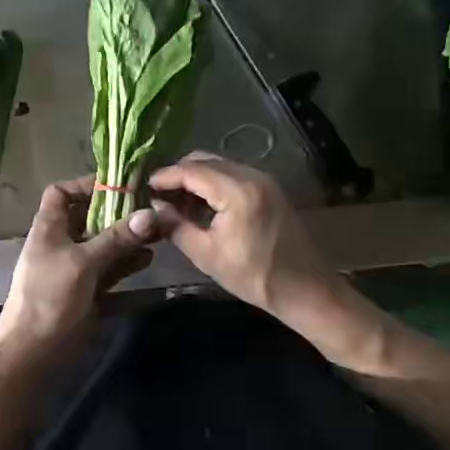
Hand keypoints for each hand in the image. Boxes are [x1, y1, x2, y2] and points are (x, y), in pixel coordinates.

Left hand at [0, 178, 159, 379]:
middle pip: (91, 216)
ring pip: (105, 242)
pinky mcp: (89, 288)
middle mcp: (63, 242)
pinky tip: (149, 256)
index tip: (118, 185)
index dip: (85, 185)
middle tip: (151, 206)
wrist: (33, 350)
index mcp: (49, 228)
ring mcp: (76, 266)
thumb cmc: (48, 297)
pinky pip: (111, 267)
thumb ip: (116, 238)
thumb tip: (150, 214)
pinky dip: (128, 261)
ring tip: (158, 231)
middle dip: (119, 211)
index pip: (61, 193)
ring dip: (128, 236)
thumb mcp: (82, 263)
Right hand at [147, 153, 337, 314]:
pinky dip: (215, 184)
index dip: (165, 176)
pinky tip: (202, 207)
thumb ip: (176, 226)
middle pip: (206, 160)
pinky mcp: (270, 189)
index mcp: (238, 190)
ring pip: (220, 166)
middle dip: (180, 175)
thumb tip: (154, 209)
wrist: (305, 288)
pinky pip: (234, 176)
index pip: (192, 170)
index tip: (144, 187)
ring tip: (177, 204)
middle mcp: (253, 175)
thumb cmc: (254, 276)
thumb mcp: (206, 254)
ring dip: (197, 179)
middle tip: (159, 196)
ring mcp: (265, 180)